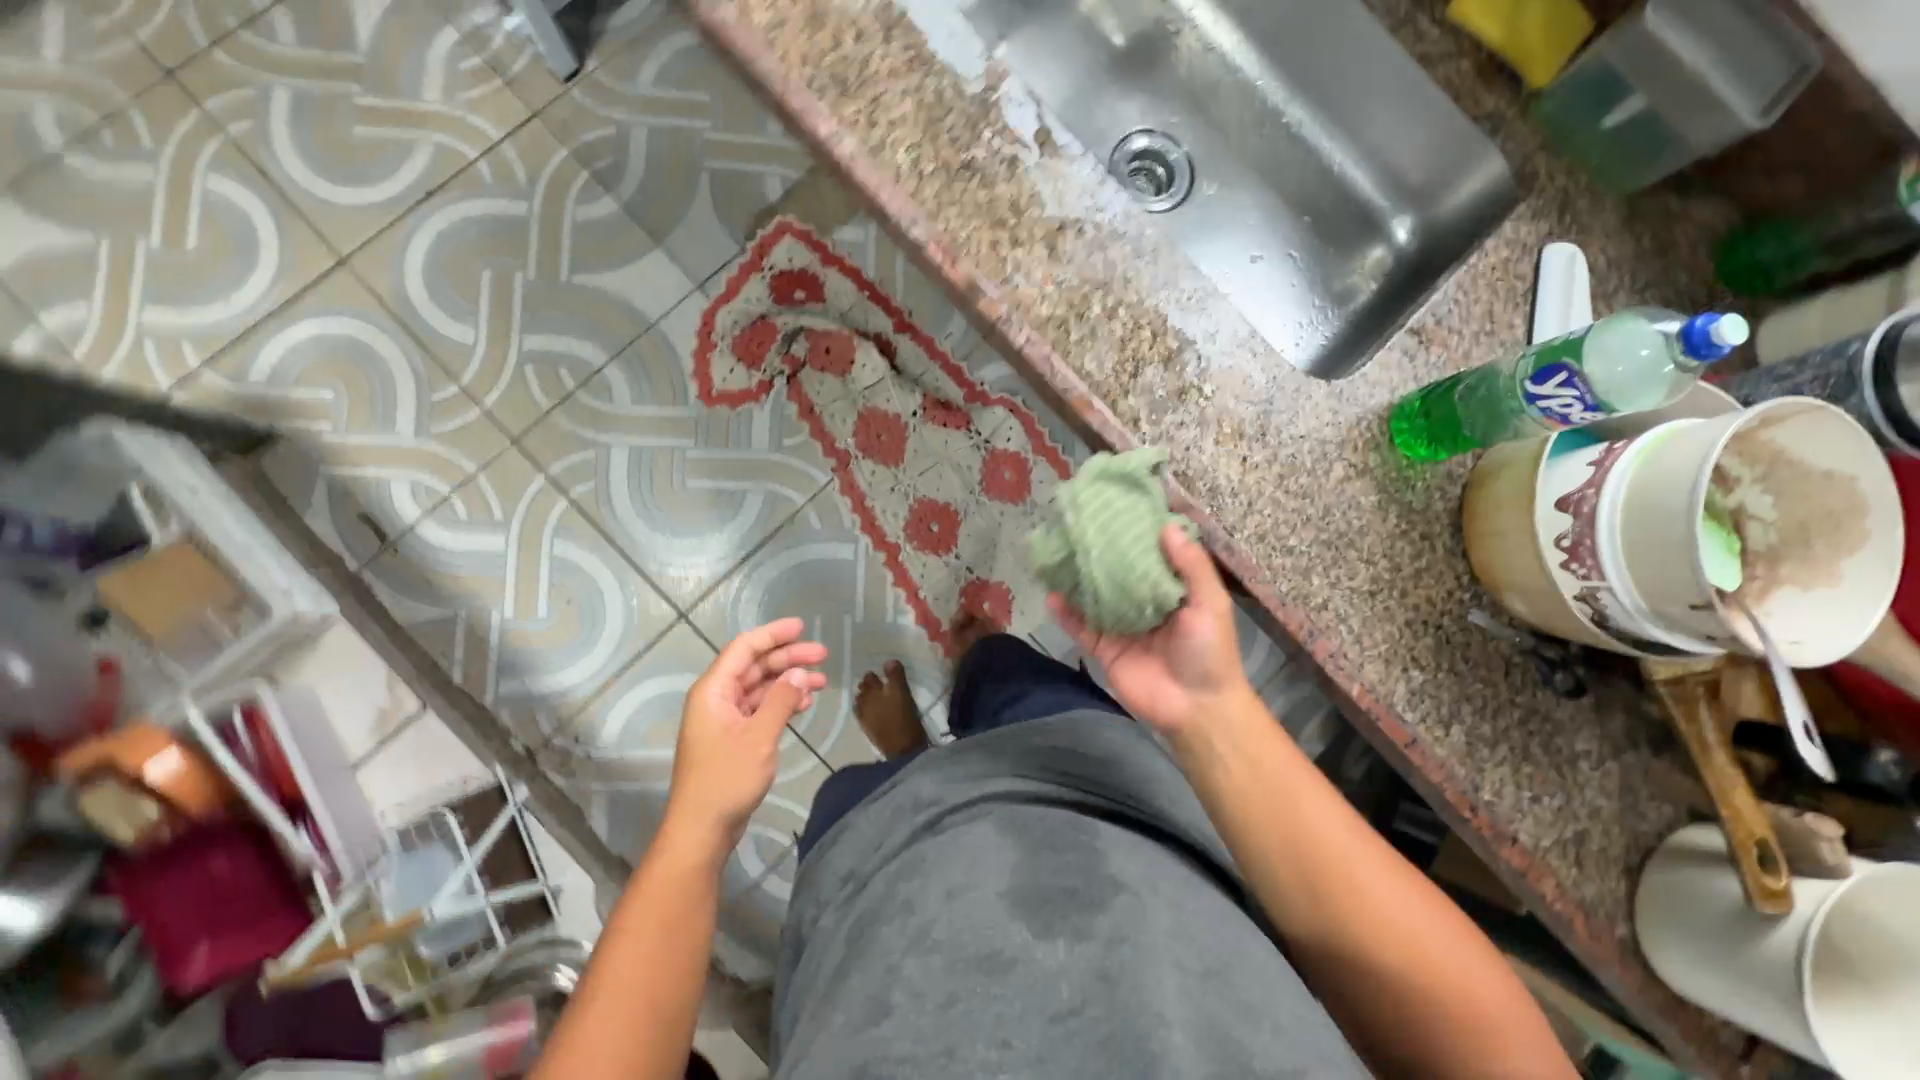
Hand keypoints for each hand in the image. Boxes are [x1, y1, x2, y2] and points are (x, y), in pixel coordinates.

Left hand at [663, 618, 828, 852]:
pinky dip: (782, 703)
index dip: (773, 634)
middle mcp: (716, 699)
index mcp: (713, 690)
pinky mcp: (734, 738)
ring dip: (789, 682)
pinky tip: (805, 703)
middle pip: (755, 667)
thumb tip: (800, 672)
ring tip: (822, 680)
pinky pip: (760, 709)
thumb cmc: (726, 779)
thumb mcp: (759, 737)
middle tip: (823, 655)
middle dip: (788, 658)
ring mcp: (725, 719)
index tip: (802, 627)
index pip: (744, 648)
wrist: (702, 828)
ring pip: (760, 688)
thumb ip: (781, 700)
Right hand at [1047, 525, 1253, 739]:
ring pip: (1096, 597)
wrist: (1196, 708)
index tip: (1120, 509)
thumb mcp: (1210, 604)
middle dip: (1103, 554)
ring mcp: (1123, 627)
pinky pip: (1082, 627)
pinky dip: (1066, 613)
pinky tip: (1051, 594)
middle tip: (1080, 526)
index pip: (1154, 556)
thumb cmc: (1210, 652)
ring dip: (1078, 579)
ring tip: (1058, 554)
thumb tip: (1167, 527)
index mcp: (1175, 591)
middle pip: (1120, 574)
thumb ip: (1191, 566)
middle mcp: (1146, 604)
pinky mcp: (1106, 649)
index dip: (1139, 535)